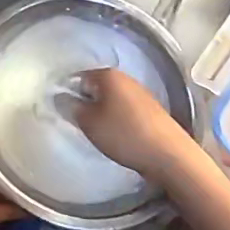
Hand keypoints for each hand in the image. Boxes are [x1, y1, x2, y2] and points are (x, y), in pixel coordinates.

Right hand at [70, 68, 195, 176]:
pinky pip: (125, 109)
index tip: (63, 110)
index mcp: (108, 75)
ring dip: (101, 111)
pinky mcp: (152, 109)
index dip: (67, 92)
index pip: (78, 77)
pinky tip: (118, 135)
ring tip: (98, 132)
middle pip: (96, 87)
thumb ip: (70, 106)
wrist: (169, 155)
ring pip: (111, 98)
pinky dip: (117, 118)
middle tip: (79, 123)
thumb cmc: (123, 134)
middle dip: (85, 102)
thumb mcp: (88, 122)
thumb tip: (60, 97)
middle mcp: (126, 78)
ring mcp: (141, 93)